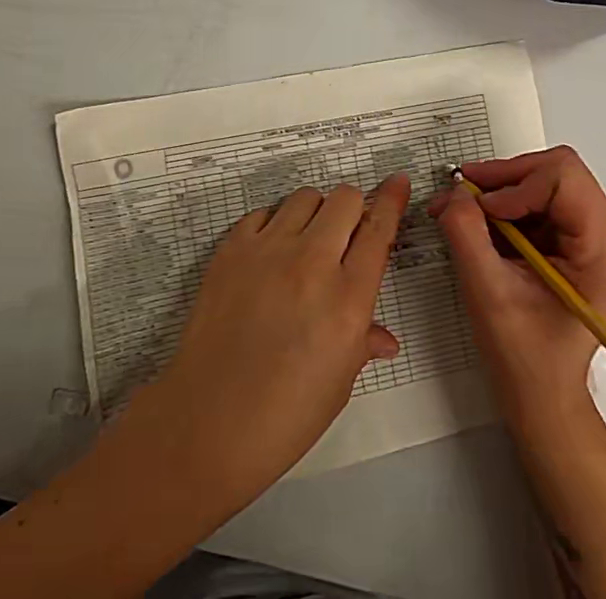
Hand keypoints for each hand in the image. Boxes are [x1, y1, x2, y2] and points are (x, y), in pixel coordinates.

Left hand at [128, 175, 409, 503]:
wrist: (207, 422)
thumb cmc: (284, 414)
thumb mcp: (340, 380)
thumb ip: (364, 341)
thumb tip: (382, 338)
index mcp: (348, 298)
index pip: (379, 229)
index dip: (392, 200)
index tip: (398, 183)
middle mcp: (311, 263)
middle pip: (344, 199)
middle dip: (354, 208)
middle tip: (348, 231)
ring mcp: (266, 252)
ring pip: (304, 197)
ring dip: (315, 212)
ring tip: (308, 240)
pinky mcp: (230, 252)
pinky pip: (261, 213)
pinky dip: (274, 222)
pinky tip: (272, 250)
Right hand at [431, 147, 605, 423]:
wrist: (541, 390)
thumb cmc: (528, 358)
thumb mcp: (489, 293)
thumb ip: (467, 235)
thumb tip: (456, 193)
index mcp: (605, 250)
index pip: (563, 177)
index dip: (515, 184)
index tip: (481, 207)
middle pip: (555, 170)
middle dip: (503, 179)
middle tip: (463, 195)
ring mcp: (592, 235)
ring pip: (542, 179)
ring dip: (499, 192)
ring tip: (463, 213)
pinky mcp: (573, 237)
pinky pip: (536, 198)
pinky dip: (503, 205)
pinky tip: (480, 226)